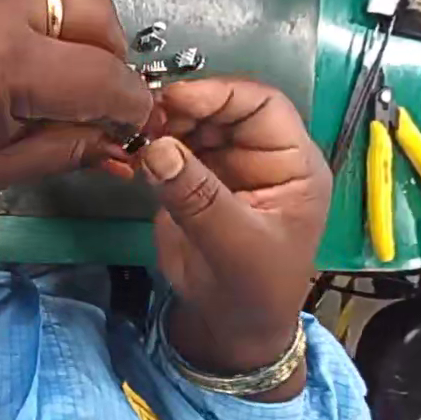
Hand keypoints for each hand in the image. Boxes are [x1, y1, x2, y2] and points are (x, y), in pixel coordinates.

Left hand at [0, 0, 149, 272]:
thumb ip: (67, 148)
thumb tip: (119, 141)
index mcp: (8, 64)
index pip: (102, 76)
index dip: (131, 105)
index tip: (137, 127)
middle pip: (94, 12)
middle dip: (110, 57)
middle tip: (93, 101)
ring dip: (74, 36)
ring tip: (53, 81)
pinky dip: (33, 24)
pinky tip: (11, 62)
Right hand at [138, 78, 330, 398]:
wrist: (228, 325)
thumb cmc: (251, 290)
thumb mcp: (233, 245)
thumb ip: (198, 197)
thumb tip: (157, 148)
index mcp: (290, 164)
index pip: (261, 105)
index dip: (219, 94)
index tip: (172, 100)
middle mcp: (256, 156)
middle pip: (220, 109)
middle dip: (182, 108)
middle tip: (141, 118)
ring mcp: (221, 167)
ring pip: (190, 125)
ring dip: (160, 125)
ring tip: (131, 134)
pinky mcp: (189, 181)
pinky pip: (168, 149)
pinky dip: (148, 145)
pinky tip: (130, 150)